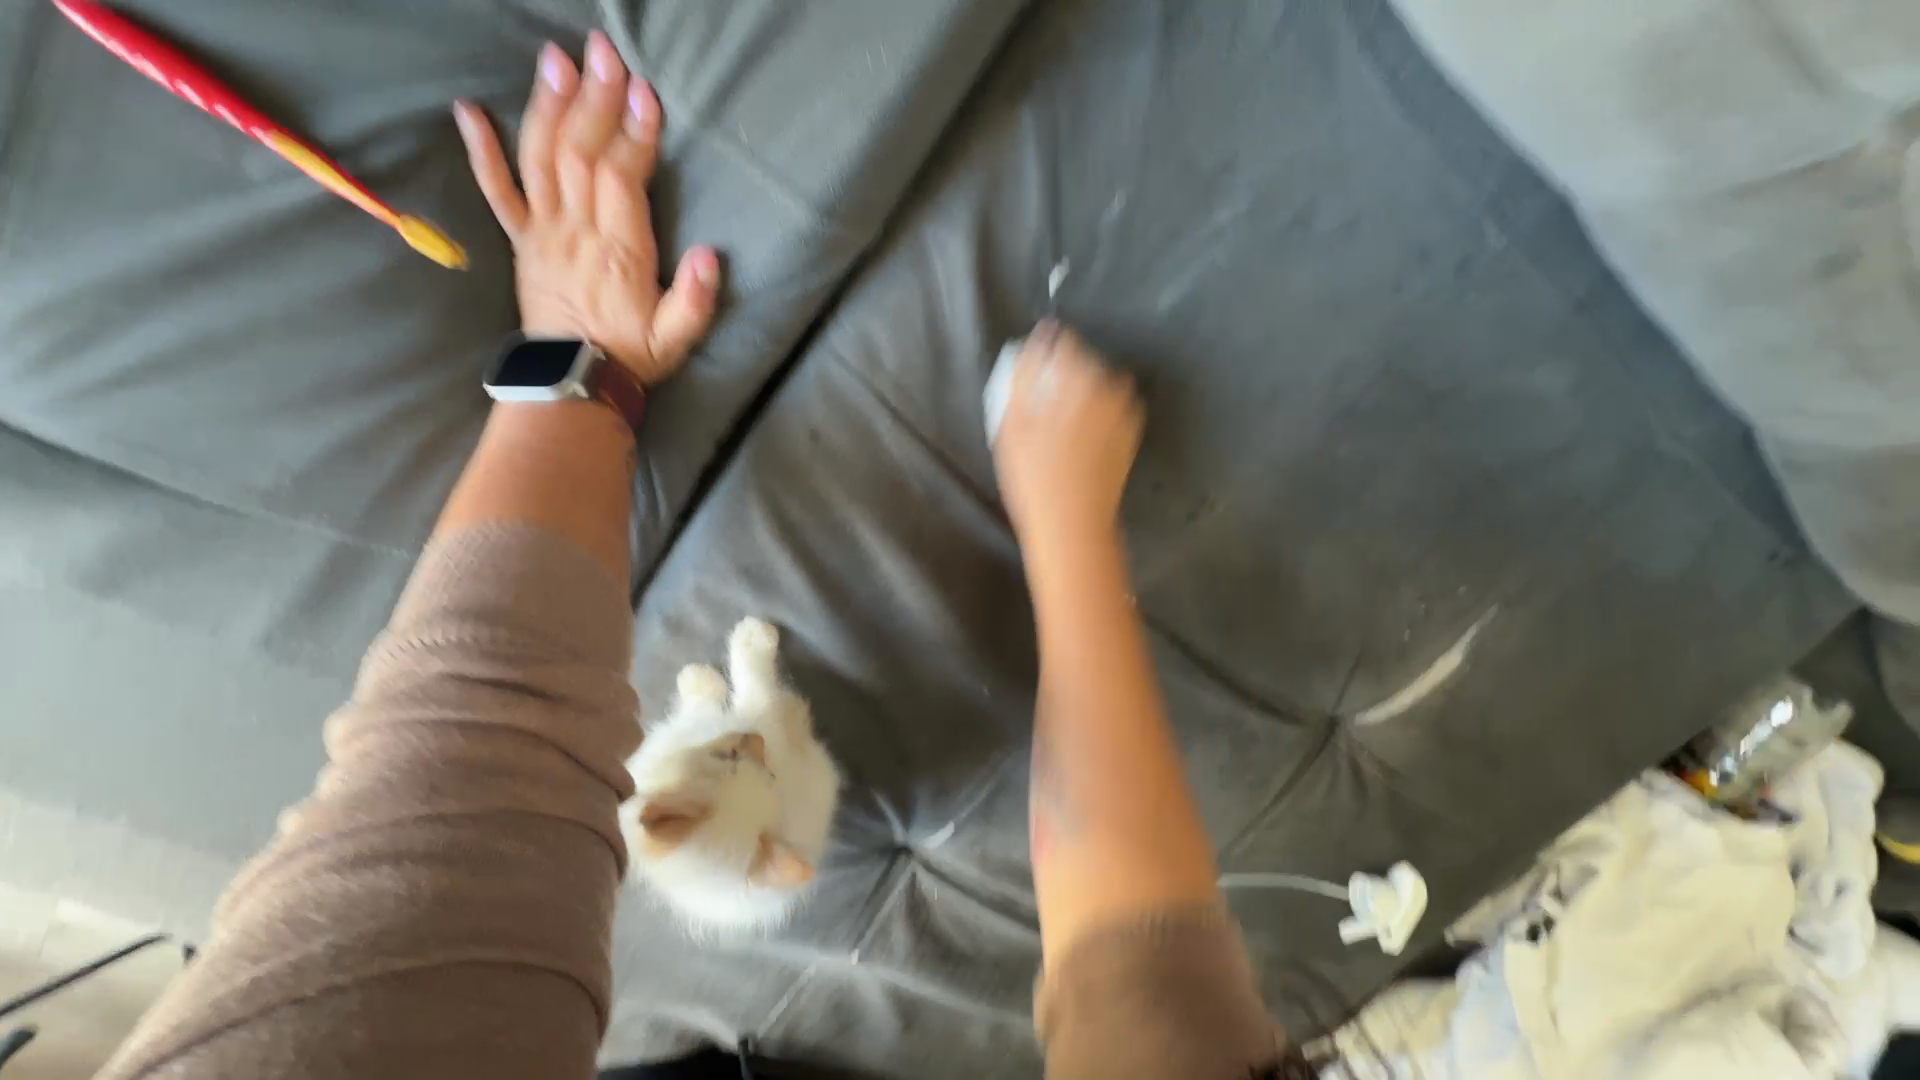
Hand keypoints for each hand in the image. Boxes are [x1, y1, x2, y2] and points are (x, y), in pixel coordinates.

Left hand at [454, 32, 720, 385]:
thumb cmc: (631, 356)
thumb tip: (711, 255)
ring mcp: (543, 233)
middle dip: (594, 99)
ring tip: (555, 60)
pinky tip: (469, 111)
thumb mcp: (676, 338)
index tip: (644, 92)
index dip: (633, 133)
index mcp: (618, 252)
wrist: (573, 382)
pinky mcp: (521, 242)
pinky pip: (496, 193)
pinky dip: (481, 152)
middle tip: (603, 50)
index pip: (623, 179)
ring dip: (547, 107)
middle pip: (580, 154)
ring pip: (541, 160)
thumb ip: (696, 300)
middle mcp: (576, 232)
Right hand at [992, 321, 1144, 543]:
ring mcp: (1125, 412)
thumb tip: (1033, 342)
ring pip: (1103, 386)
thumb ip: (1022, 375)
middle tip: (1043, 400)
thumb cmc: (1035, 477)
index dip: (1047, 350)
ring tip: (1063, 419)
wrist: (1074, 524)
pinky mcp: (1131, 435)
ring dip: (1084, 392)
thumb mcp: (1012, 425)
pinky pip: (1115, 409)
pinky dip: (1100, 413)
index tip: (1034, 367)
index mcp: (1079, 379)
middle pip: (1086, 363)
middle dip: (1066, 372)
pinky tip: (1083, 436)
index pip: (1065, 343)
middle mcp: (1110, 388)